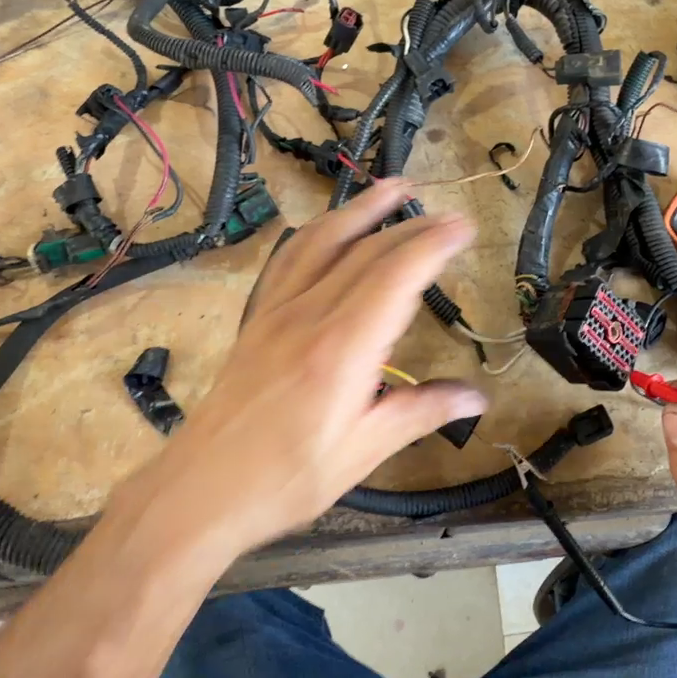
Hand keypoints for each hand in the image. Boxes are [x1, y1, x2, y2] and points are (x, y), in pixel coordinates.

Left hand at [109, 178, 486, 552]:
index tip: (464, 226)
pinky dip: (318, 231)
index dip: (432, 244)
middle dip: (412, 227)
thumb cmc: (285, 479)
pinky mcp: (259, 317)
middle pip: (367, 251)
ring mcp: (278, 311)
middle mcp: (309, 315)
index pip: (395, 276)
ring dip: (362, 209)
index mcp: (341, 348)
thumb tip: (476, 397)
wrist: (200, 490)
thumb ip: (419, 413)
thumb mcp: (361, 453)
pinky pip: (290, 258)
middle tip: (449, 216)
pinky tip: (330, 224)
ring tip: (394, 187)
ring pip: (324, 241)